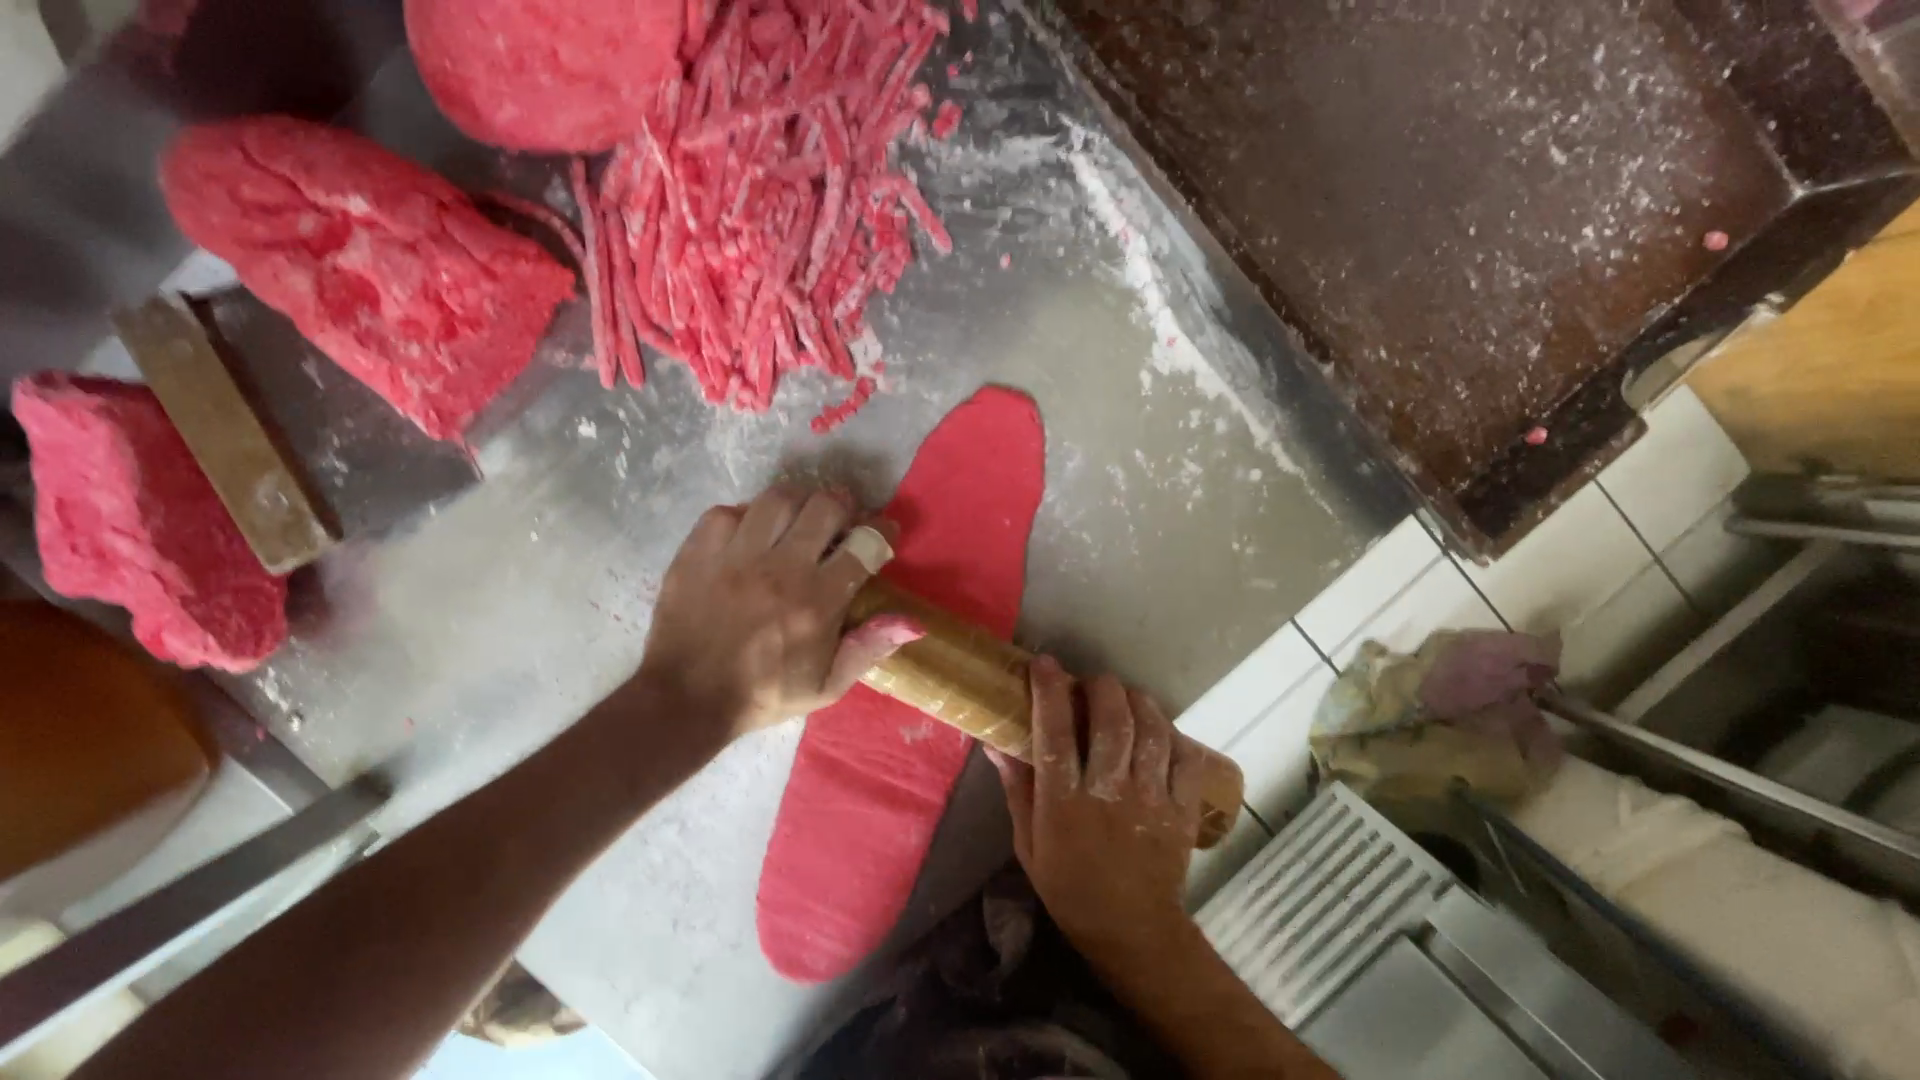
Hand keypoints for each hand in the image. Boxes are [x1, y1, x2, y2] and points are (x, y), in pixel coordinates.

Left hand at [636, 485, 921, 739]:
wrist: (686, 700)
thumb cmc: (764, 694)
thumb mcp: (826, 686)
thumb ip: (869, 648)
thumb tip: (913, 622)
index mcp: (817, 602)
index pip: (864, 545)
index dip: (881, 531)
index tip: (883, 531)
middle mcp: (780, 569)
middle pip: (825, 506)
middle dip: (843, 506)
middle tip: (841, 520)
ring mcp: (735, 556)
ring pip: (778, 498)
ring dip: (798, 502)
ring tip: (799, 516)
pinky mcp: (698, 551)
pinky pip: (728, 511)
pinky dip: (746, 517)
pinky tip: (751, 534)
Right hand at [990, 656, 1208, 971]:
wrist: (1132, 928)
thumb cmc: (1069, 885)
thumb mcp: (1028, 842)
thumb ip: (1017, 789)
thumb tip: (996, 743)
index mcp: (1064, 803)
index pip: (1054, 733)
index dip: (1049, 691)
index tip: (1044, 664)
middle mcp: (1108, 793)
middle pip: (1111, 722)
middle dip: (1101, 687)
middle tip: (1091, 682)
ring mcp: (1151, 799)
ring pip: (1151, 732)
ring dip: (1137, 702)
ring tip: (1125, 696)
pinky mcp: (1182, 808)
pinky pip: (1185, 757)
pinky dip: (1173, 733)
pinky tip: (1158, 728)